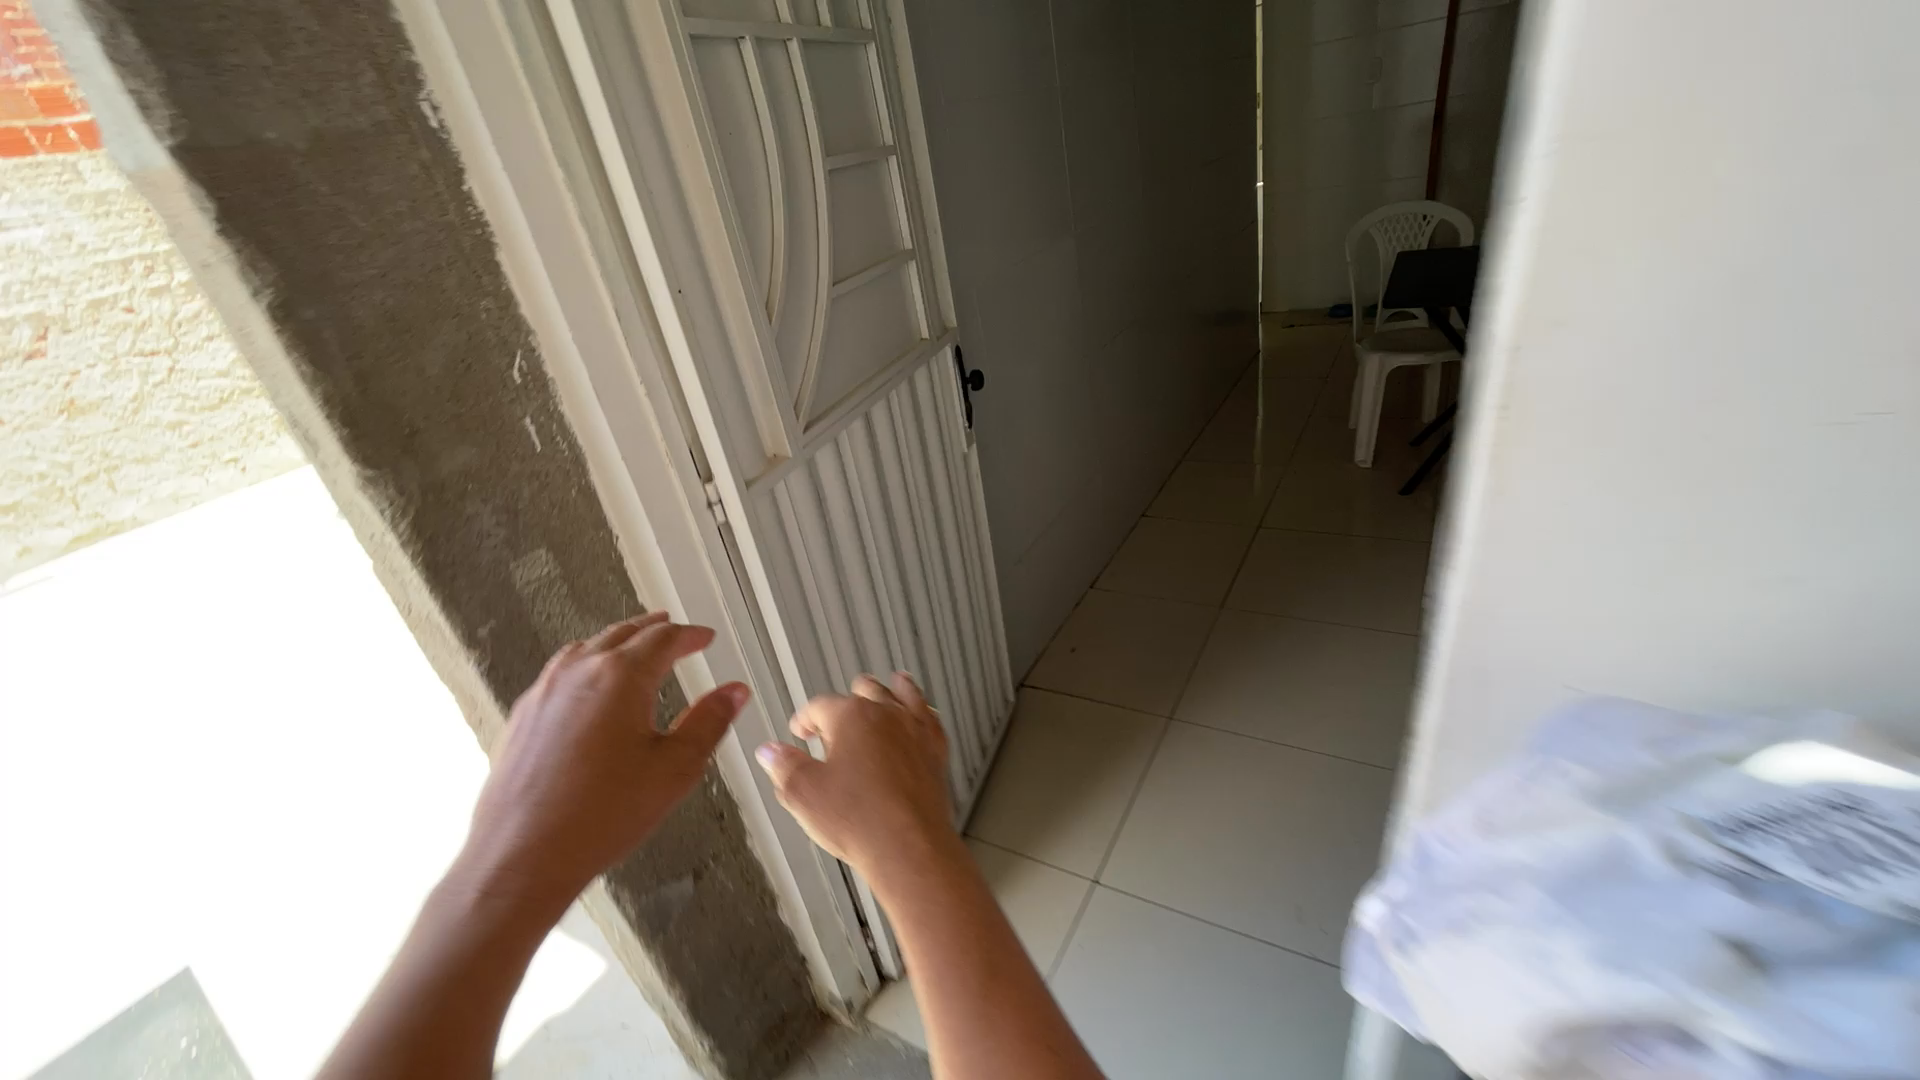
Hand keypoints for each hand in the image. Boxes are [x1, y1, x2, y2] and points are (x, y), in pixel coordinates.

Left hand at [457, 613, 748, 908]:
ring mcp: (545, 692)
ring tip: (636, 648)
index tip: (705, 637)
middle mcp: (579, 673)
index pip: (664, 638)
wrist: (521, 858)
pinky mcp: (523, 716)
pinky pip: (561, 671)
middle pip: (624, 634)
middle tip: (675, 633)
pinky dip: (587, 663)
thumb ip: (710, 722)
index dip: (691, 635)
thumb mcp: (676, 768)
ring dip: (619, 641)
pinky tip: (591, 686)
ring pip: (588, 647)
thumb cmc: (599, 817)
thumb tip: (735, 692)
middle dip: (655, 630)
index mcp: (621, 677)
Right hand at [754, 673, 955, 881]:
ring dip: (885, 693)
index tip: (799, 731)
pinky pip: (930, 717)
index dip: (804, 718)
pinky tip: (922, 711)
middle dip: (845, 702)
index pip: (819, 705)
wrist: (909, 846)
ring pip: (900, 694)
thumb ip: (784, 766)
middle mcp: (886, 713)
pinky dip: (922, 710)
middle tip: (833, 722)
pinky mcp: (935, 750)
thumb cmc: (860, 820)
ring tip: (878, 691)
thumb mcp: (803, 794)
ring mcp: (915, 729)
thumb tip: (770, 751)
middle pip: (863, 691)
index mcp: (851, 716)